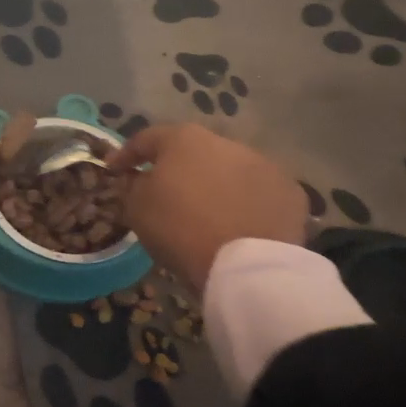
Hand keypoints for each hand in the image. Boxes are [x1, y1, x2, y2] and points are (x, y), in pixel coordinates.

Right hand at [106, 125, 306, 291]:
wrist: (247, 266)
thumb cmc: (181, 229)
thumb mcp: (137, 208)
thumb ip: (132, 185)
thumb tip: (137, 177)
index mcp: (184, 139)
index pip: (146, 140)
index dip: (126, 155)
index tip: (114, 171)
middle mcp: (225, 142)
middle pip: (193, 152)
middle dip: (177, 168)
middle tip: (165, 192)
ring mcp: (263, 164)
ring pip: (229, 170)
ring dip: (215, 184)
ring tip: (206, 210)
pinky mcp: (290, 192)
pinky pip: (258, 193)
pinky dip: (246, 203)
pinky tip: (239, 223)